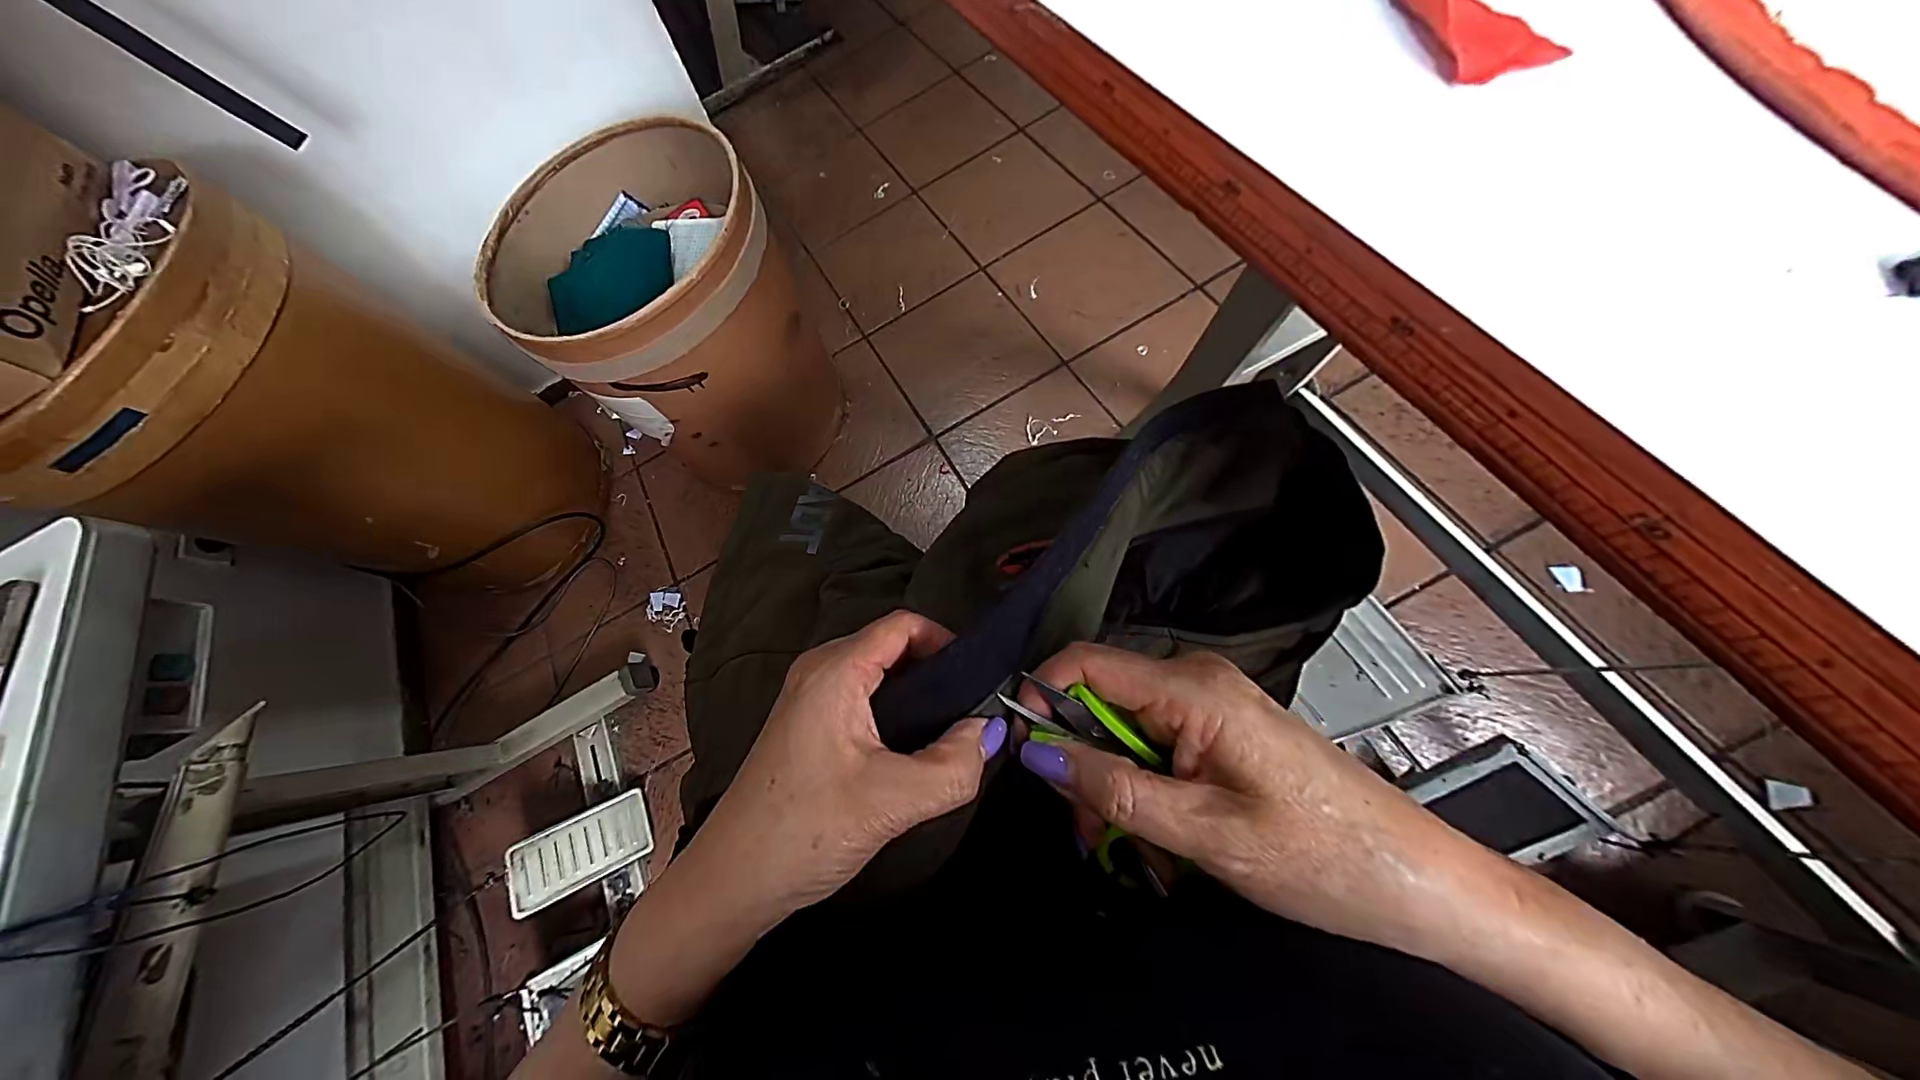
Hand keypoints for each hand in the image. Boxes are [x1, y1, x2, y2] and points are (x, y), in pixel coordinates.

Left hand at [689, 610, 1007, 917]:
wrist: (731, 882)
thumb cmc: (802, 832)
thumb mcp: (892, 800)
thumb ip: (955, 765)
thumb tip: (990, 732)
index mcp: (834, 670)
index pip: (904, 625)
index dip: (948, 641)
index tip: (979, 678)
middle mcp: (819, 671)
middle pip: (893, 646)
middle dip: (937, 670)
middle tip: (972, 710)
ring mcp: (811, 697)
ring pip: (880, 674)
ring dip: (919, 695)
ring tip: (951, 732)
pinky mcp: (810, 724)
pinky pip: (864, 698)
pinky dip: (897, 711)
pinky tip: (915, 749)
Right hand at [1016, 644, 1493, 953]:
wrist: (1416, 880)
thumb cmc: (1331, 855)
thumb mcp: (1203, 833)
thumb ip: (1111, 789)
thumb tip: (1041, 755)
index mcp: (1195, 691)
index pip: (1085, 663)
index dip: (1041, 698)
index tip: (1022, 747)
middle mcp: (1199, 684)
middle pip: (1099, 701)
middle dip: (1081, 763)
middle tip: (1089, 825)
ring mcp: (1210, 707)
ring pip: (1123, 732)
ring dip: (1112, 786)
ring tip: (1136, 844)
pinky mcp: (1219, 731)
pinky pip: (1154, 747)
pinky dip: (1142, 789)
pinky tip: (1162, 835)